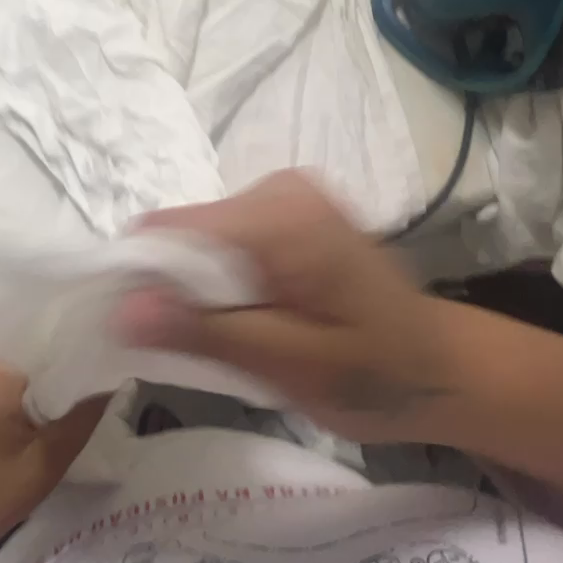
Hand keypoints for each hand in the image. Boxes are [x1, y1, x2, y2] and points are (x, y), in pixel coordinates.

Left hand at [0, 340, 105, 562]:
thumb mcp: (46, 465)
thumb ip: (84, 414)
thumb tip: (112, 373)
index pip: (40, 337)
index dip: (62, 351)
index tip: (79, 367)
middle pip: (9, 337)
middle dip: (30, 357)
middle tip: (50, 382)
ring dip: (1, 360)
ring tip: (16, 390)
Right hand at [114, 171, 456, 444]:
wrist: (441, 370)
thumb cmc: (377, 375)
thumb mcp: (290, 366)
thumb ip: (207, 333)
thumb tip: (121, 311)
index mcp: (281, 216)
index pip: (169, 230)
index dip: (145, 281)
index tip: (146, 336)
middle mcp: (278, 187)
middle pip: (183, 234)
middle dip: (179, 291)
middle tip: (212, 347)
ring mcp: (284, 195)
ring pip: (198, 241)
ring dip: (200, 292)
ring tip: (242, 336)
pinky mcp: (287, 211)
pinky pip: (222, 242)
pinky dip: (222, 283)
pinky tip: (255, 316)